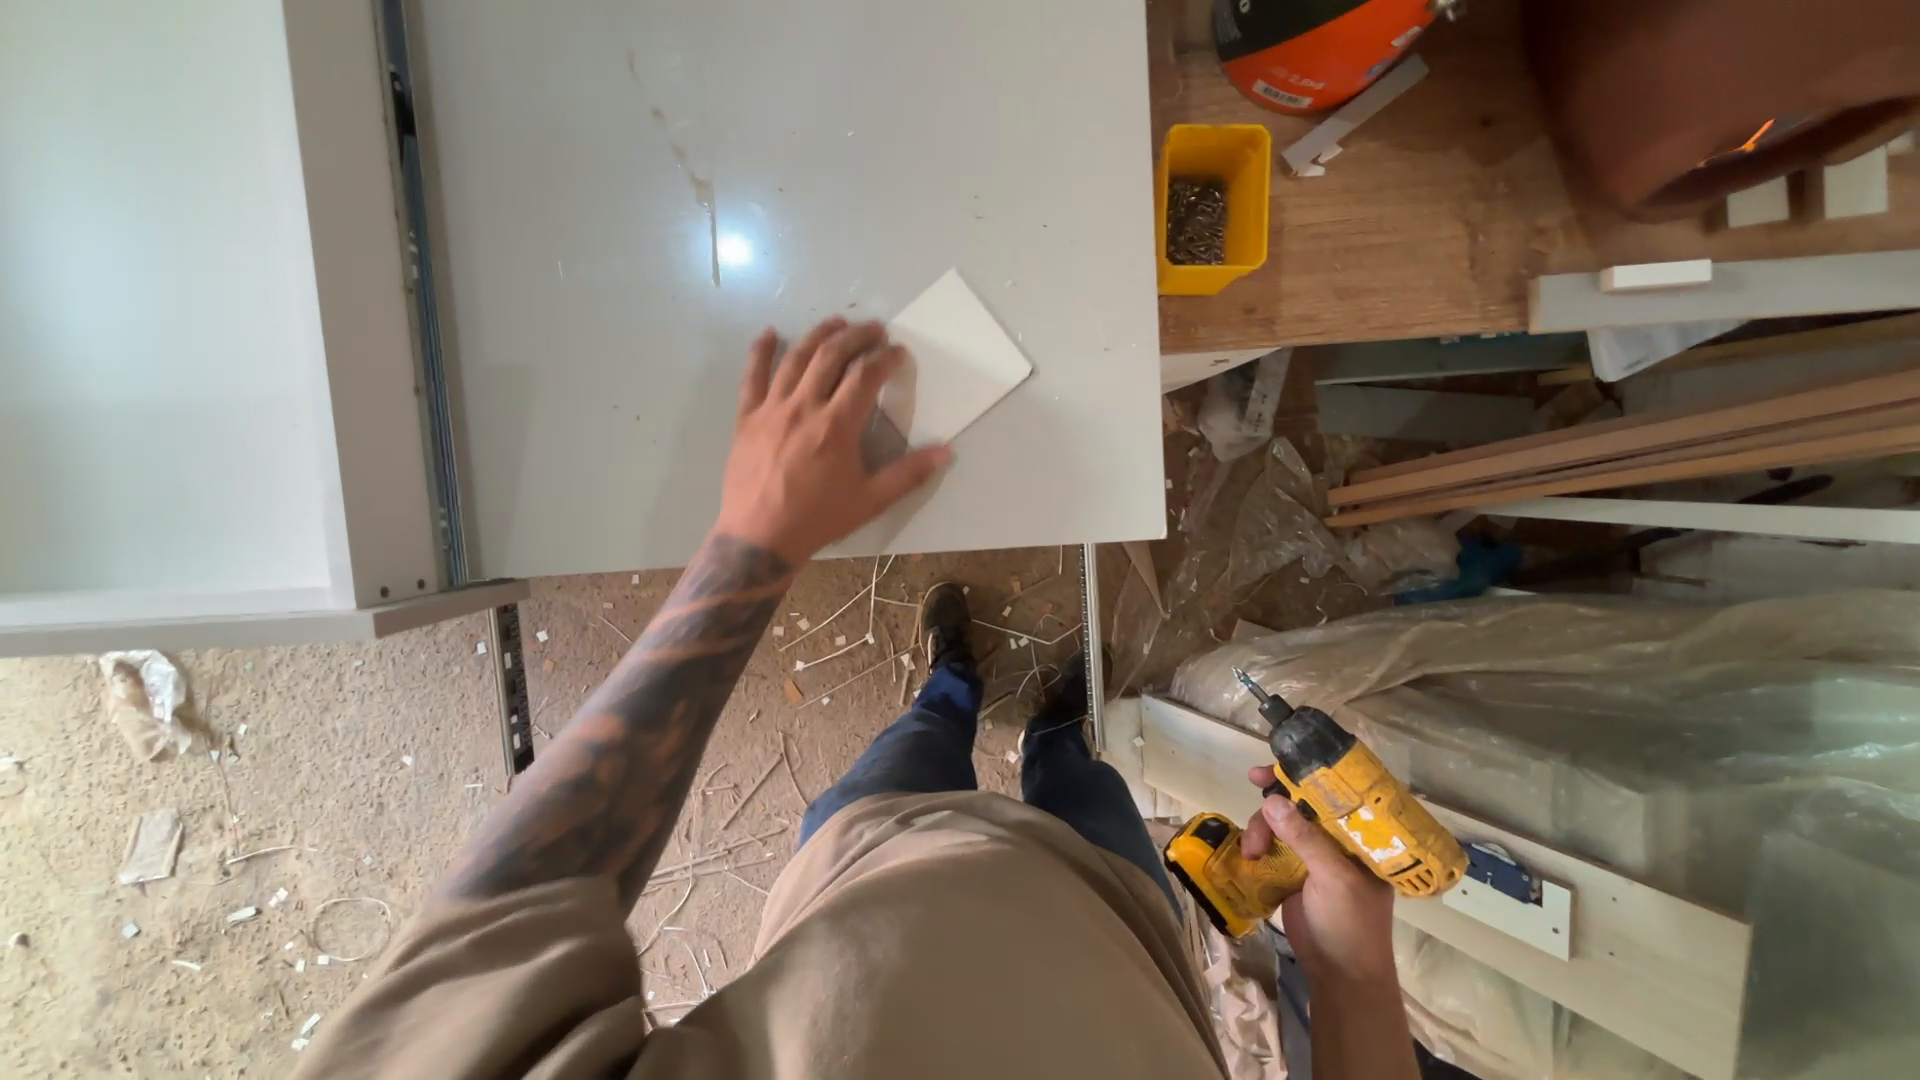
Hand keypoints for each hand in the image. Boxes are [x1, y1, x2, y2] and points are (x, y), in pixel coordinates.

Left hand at [713, 317, 951, 564]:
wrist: (760, 538)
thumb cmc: (818, 519)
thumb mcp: (870, 500)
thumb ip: (908, 474)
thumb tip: (946, 451)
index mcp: (837, 426)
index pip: (866, 376)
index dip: (885, 358)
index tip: (897, 351)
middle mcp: (804, 407)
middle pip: (831, 356)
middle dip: (856, 336)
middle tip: (873, 328)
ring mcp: (772, 410)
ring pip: (795, 359)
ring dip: (818, 335)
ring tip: (836, 322)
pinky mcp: (747, 418)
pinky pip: (752, 377)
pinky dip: (761, 352)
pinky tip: (770, 333)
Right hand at [1241, 766, 1397, 988]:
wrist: (1339, 975)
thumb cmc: (1351, 925)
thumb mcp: (1333, 878)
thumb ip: (1304, 839)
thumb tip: (1271, 800)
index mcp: (1360, 839)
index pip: (1337, 795)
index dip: (1311, 774)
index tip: (1284, 763)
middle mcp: (1338, 842)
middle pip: (1304, 804)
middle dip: (1278, 794)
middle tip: (1253, 778)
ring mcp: (1314, 857)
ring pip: (1282, 823)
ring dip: (1262, 827)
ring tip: (1252, 851)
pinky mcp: (1292, 872)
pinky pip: (1271, 845)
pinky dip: (1257, 843)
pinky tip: (1248, 851)